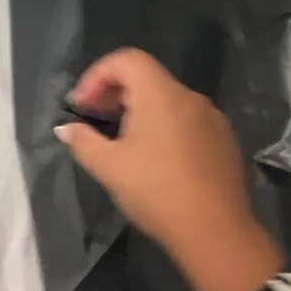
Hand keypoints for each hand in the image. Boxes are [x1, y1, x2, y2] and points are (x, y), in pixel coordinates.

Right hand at [54, 47, 283, 290]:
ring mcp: (212, 119)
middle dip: (114, 94)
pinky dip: (163, 127)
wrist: (215, 230)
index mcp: (161, 96)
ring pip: (168, 101)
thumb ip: (83, 141)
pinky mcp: (224, 140)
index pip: (127, 60)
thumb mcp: (108, 167)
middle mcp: (190, 98)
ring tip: (120, 143)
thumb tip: (66, 129)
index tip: (82, 106)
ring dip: (138, 112)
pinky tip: (154, 160)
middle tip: (93, 121)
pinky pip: (186, 121)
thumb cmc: (155, 191)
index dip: (97, 75)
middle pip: (147, 78)